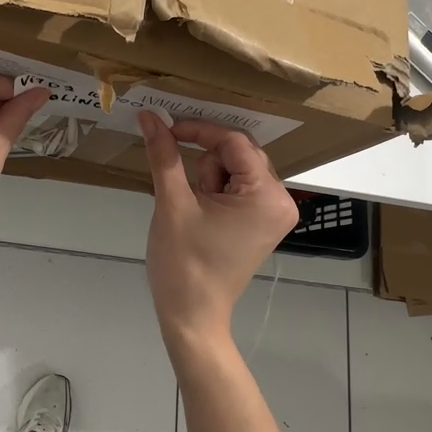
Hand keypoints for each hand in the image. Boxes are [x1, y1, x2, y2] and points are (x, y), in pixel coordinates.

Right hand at [139, 113, 299, 342]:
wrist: (192, 315)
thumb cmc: (184, 263)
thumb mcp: (172, 203)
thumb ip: (164, 154)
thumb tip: (149, 116)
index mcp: (267, 195)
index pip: (233, 142)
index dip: (198, 130)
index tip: (165, 129)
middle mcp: (281, 199)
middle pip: (238, 152)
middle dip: (205, 163)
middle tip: (185, 190)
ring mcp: (274, 212)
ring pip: (236, 168)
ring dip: (209, 178)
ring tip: (194, 210)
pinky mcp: (262, 223)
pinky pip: (239, 187)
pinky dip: (216, 190)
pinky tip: (202, 213)